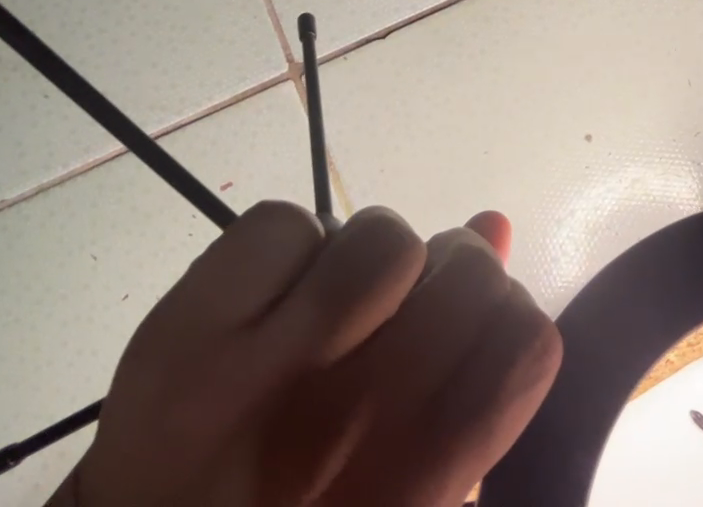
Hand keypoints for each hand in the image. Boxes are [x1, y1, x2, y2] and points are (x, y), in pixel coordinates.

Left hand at [56, 204, 560, 506]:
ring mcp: (253, 377)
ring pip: (379, 237)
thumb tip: (494, 224)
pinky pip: (283, 223)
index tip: (467, 327)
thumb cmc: (315, 506)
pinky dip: (292, 243)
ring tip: (337, 302)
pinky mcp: (179, 331)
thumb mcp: (415, 476)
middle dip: (450, 269)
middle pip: (463, 277)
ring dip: (372, 253)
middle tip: (408, 303)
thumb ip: (470, 366)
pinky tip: (273, 298)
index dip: (505, 310)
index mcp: (415, 488)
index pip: (524, 343)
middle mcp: (343, 435)